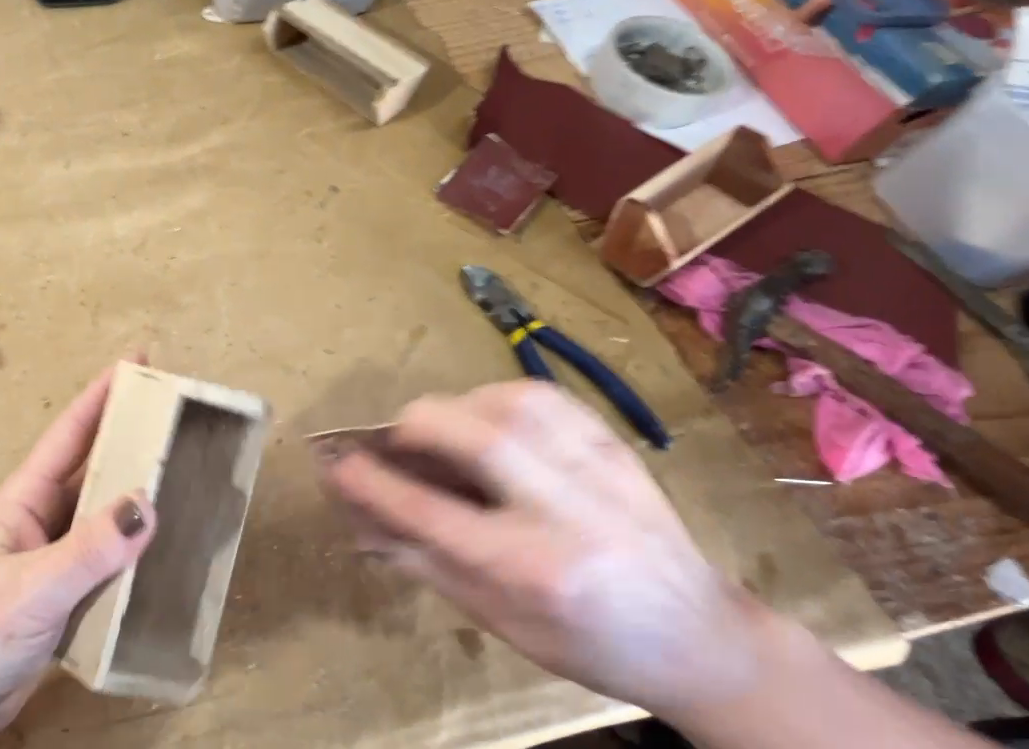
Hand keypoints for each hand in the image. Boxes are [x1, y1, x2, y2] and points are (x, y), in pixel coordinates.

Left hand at [0, 359, 157, 748]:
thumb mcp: (31, 588)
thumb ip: (87, 551)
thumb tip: (146, 504)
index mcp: (23, 500)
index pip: (69, 435)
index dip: (101, 395)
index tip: (137, 361)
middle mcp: (41, 521)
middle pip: (93, 470)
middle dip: (130, 440)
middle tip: (177, 417)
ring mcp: (52, 560)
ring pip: (104, 517)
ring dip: (138, 498)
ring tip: (185, 478)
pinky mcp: (64, 598)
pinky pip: (108, 562)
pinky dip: (136, 552)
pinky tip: (168, 552)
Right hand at [316, 380, 773, 713]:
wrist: (703, 641)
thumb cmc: (591, 644)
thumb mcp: (501, 623)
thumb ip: (426, 562)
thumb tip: (359, 518)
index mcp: (536, 573)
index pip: (433, 516)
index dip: (375, 485)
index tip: (338, 465)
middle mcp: (570, 516)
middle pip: (478, 440)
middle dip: (416, 427)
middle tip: (392, 438)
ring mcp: (601, 474)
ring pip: (513, 406)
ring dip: (458, 407)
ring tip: (440, 430)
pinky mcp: (616, 447)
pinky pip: (545, 397)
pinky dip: (497, 397)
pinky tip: (485, 417)